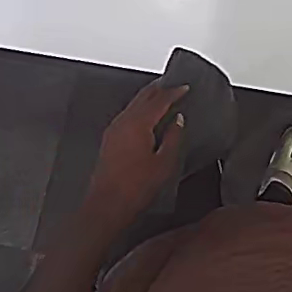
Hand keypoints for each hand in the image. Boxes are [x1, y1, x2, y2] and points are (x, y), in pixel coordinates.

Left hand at [81, 83, 187, 232]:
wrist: (107, 205)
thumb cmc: (135, 188)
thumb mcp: (164, 163)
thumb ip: (173, 138)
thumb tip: (178, 121)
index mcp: (138, 123)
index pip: (159, 100)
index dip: (173, 92)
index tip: (184, 87)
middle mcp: (123, 122)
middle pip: (143, 96)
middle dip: (159, 89)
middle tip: (173, 86)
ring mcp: (114, 129)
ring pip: (134, 104)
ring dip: (149, 97)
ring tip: (163, 97)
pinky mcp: (110, 138)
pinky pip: (127, 114)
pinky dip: (140, 108)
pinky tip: (146, 116)